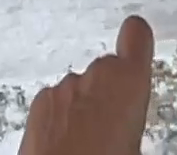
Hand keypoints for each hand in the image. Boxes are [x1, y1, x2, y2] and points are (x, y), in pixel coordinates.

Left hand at [18, 16, 153, 154]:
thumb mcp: (137, 146)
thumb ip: (134, 122)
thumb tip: (132, 133)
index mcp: (126, 82)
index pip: (137, 34)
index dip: (138, 40)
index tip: (139, 45)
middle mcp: (94, 75)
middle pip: (108, 69)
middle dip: (109, 93)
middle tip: (114, 131)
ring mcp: (62, 88)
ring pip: (81, 88)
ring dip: (85, 108)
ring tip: (89, 146)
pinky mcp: (37, 105)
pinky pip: (58, 103)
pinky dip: (62, 119)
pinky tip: (65, 147)